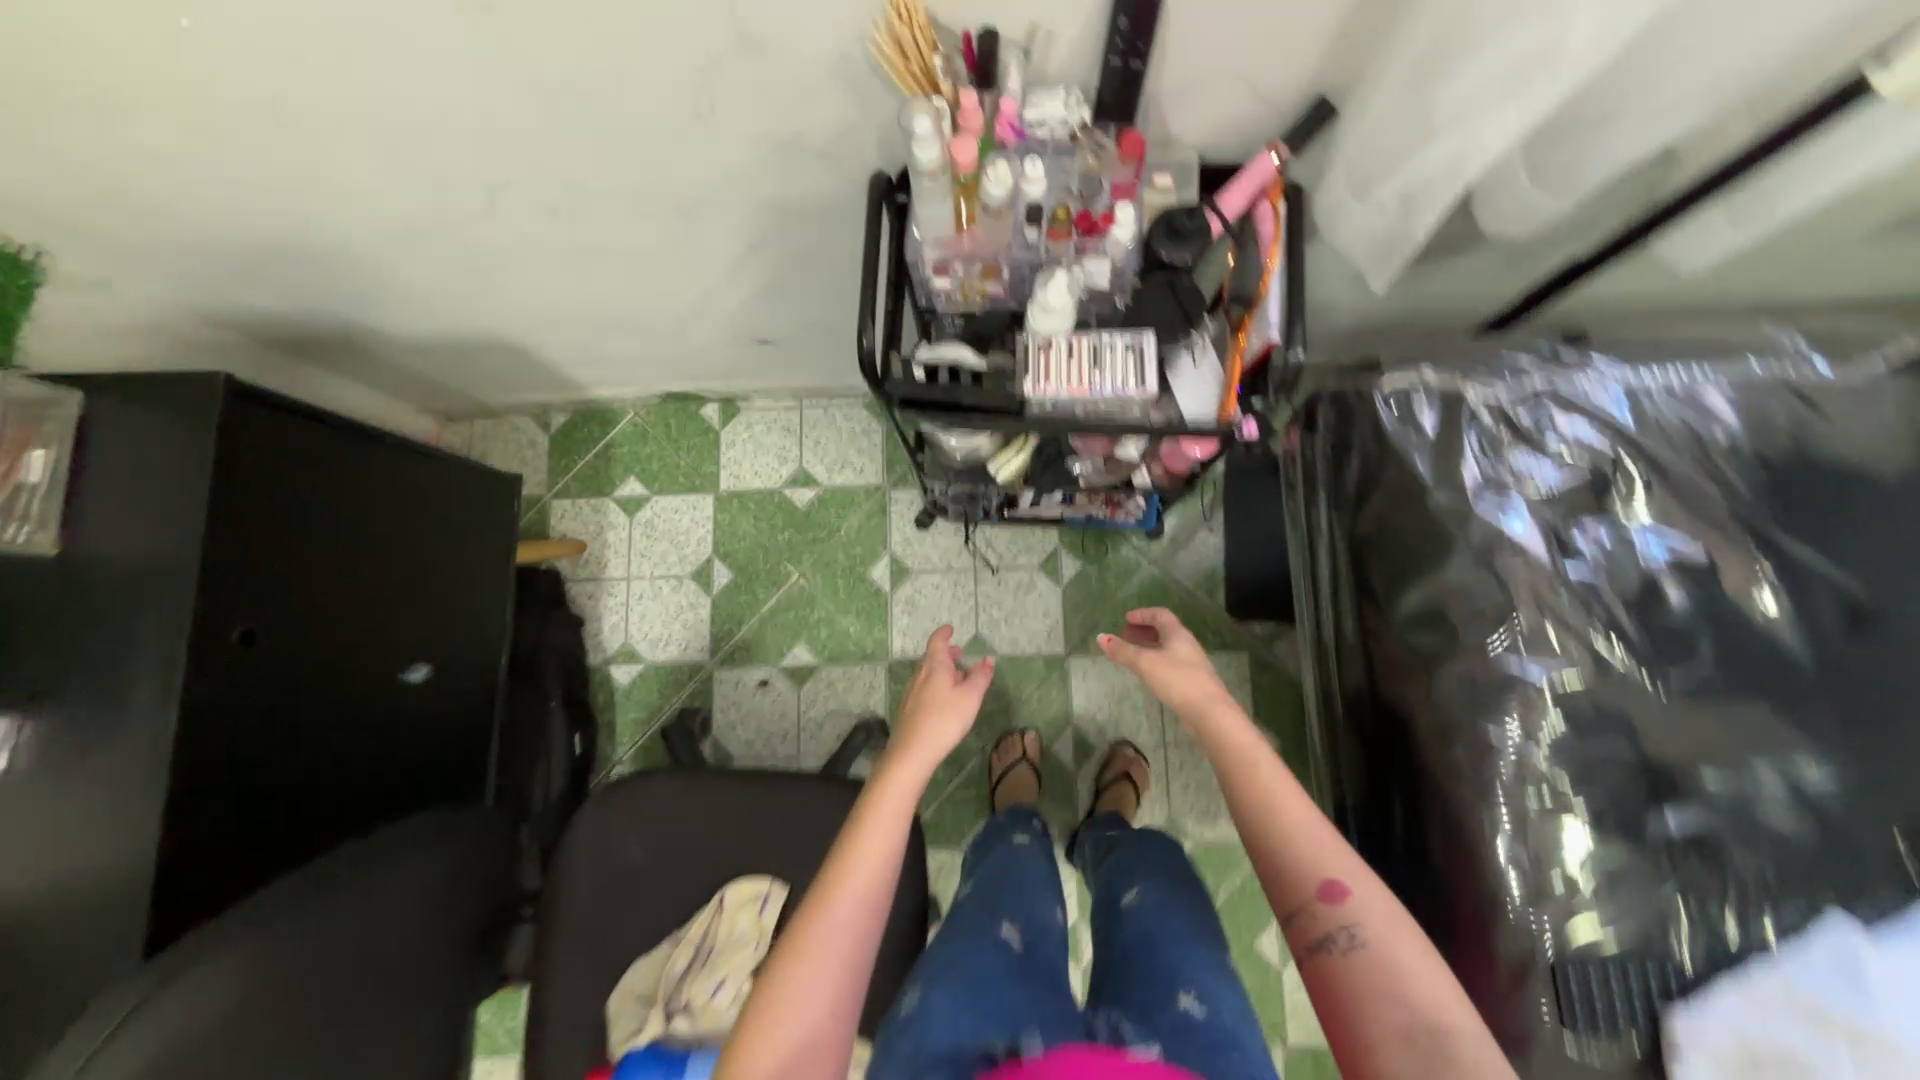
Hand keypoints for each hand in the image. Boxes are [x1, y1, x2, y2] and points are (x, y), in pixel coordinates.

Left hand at [888, 625, 994, 779]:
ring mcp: (911, 692)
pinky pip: (924, 688)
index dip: (944, 633)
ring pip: (928, 674)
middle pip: (932, 658)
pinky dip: (936, 685)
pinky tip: (944, 701)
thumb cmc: (944, 719)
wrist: (912, 751)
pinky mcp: (908, 709)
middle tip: (960, 655)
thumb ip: (980, 677)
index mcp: (934, 666)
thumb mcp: (970, 697)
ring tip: (957, 679)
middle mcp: (920, 675)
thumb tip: (988, 659)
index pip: (937, 642)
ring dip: (942, 671)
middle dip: (947, 654)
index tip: (951, 629)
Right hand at [1098, 608, 1237, 722]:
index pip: (1160, 615)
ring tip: (1131, 654)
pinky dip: (1155, 660)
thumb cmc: (1176, 679)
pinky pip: (1170, 662)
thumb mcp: (1145, 663)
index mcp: (1177, 634)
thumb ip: (1122, 650)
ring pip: (1167, 647)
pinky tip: (1147, 673)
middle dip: (1143, 630)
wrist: (1209, 711)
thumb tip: (1100, 637)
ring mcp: (1191, 663)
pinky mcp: (1191, 680)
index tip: (1125, 619)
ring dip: (1148, 646)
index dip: (1142, 614)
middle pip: (1164, 630)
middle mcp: (1186, 644)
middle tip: (1125, 636)